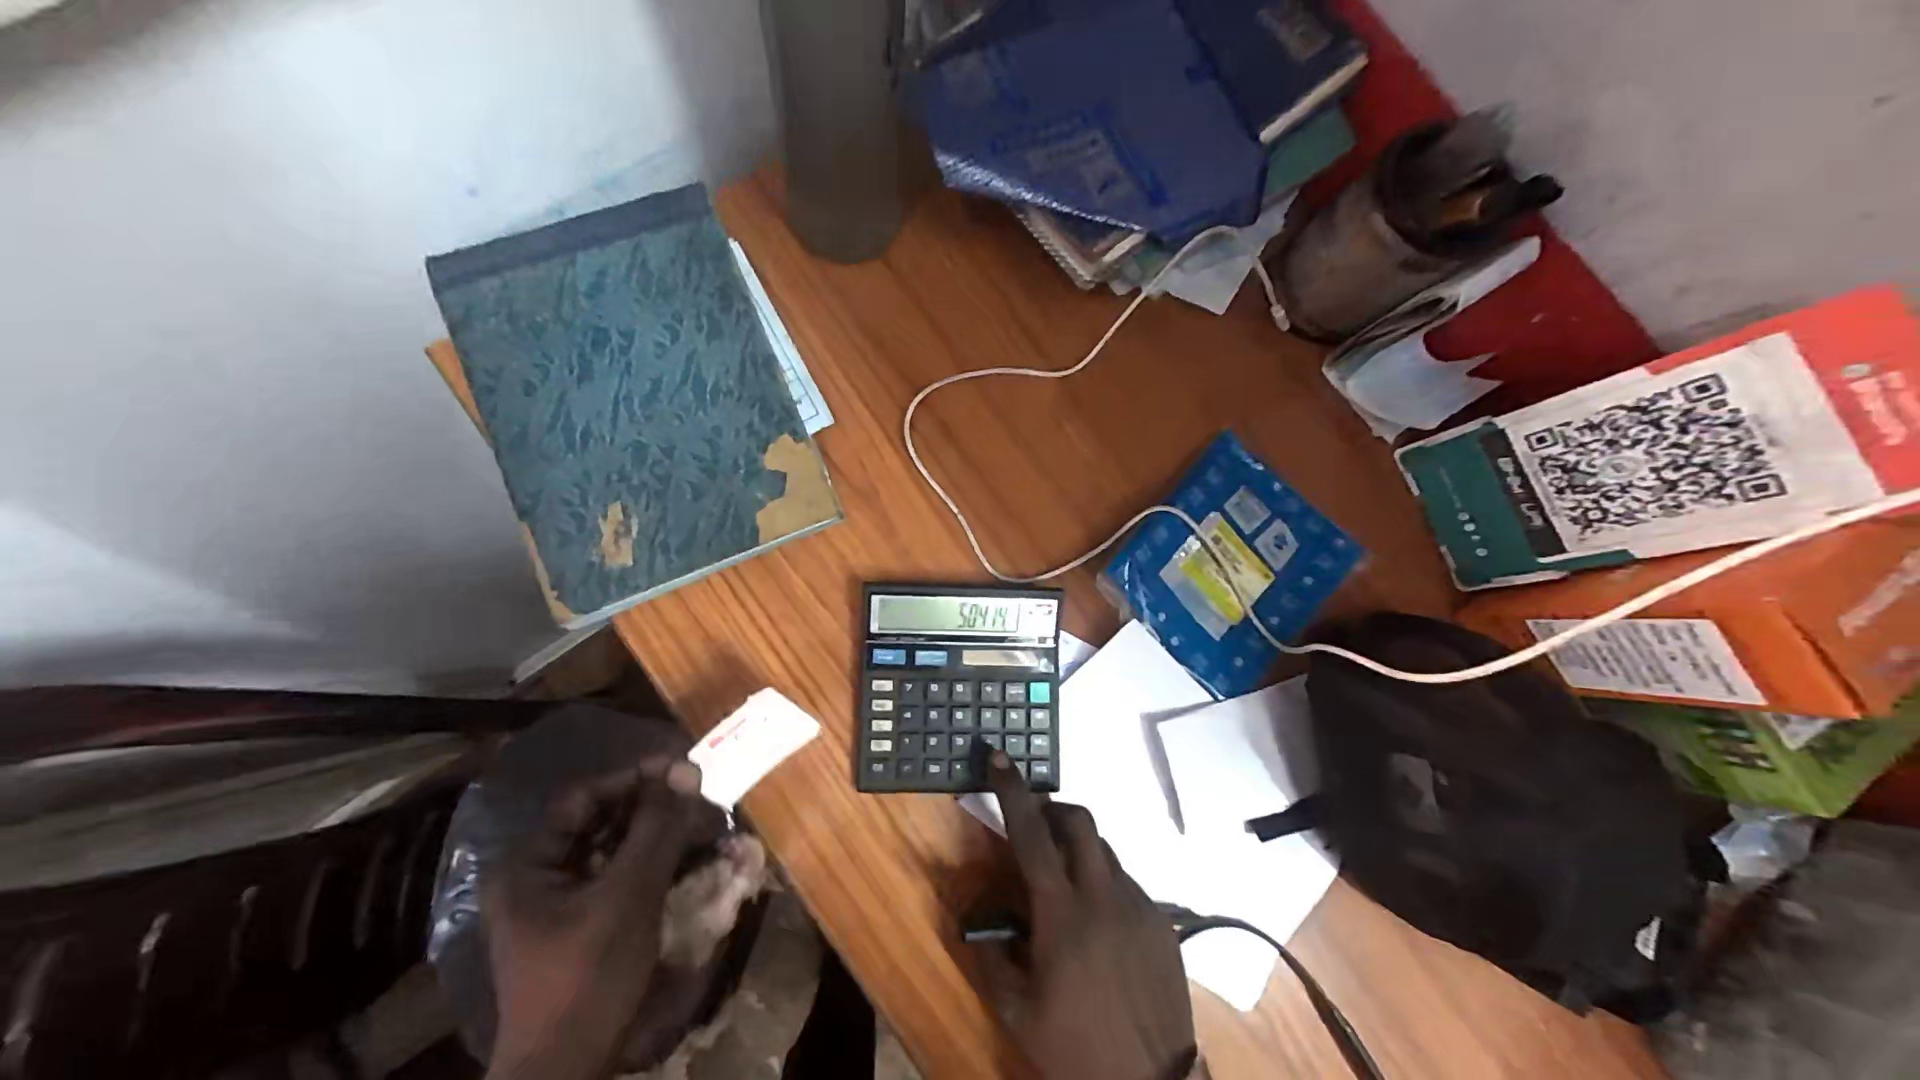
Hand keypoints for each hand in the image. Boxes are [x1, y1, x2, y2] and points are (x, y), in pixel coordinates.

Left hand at [482, 758, 708, 1079]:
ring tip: (695, 817)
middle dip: (648, 804)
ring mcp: (558, 904)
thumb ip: (656, 830)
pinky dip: (649, 861)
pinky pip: (618, 875)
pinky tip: (682, 855)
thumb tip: (686, 769)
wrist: (567, 1070)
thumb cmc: (588, 975)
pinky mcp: (582, 926)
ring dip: (653, 831)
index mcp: (528, 865)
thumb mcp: (628, 895)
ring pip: (611, 848)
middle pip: (598, 822)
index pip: (584, 799)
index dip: (633, 778)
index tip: (680, 768)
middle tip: (693, 791)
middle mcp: (537, 877)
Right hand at [989, 752, 1197, 1079]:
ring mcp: (1138, 905)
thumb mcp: (1017, 1011)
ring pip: (1104, 850)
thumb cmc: (1076, 1048)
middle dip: (1053, 808)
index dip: (1012, 791)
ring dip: (1078, 849)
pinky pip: (1126, 882)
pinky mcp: (1161, 922)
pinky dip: (1103, 881)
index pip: (1031, 834)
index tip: (1000, 757)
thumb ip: (990, 956)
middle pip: (1079, 821)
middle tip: (1035, 825)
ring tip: (1063, 886)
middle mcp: (1103, 895)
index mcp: (1062, 913)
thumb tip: (975, 919)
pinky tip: (1097, 924)